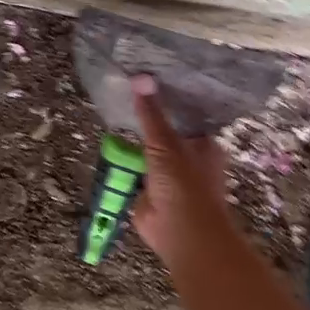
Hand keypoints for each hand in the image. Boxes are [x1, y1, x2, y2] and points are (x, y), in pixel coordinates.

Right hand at [128, 75, 235, 263]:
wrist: (180, 233)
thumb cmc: (184, 184)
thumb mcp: (165, 143)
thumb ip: (150, 113)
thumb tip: (139, 76)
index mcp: (202, 145)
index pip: (185, 115)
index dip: (167, 98)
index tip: (145, 76)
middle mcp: (186, 157)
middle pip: (163, 131)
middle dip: (145, 117)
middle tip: (121, 90)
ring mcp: (166, 175)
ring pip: (146, 149)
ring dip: (131, 139)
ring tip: (110, 109)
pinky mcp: (147, 190)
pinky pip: (132, 168)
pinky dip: (121, 160)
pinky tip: (106, 142)